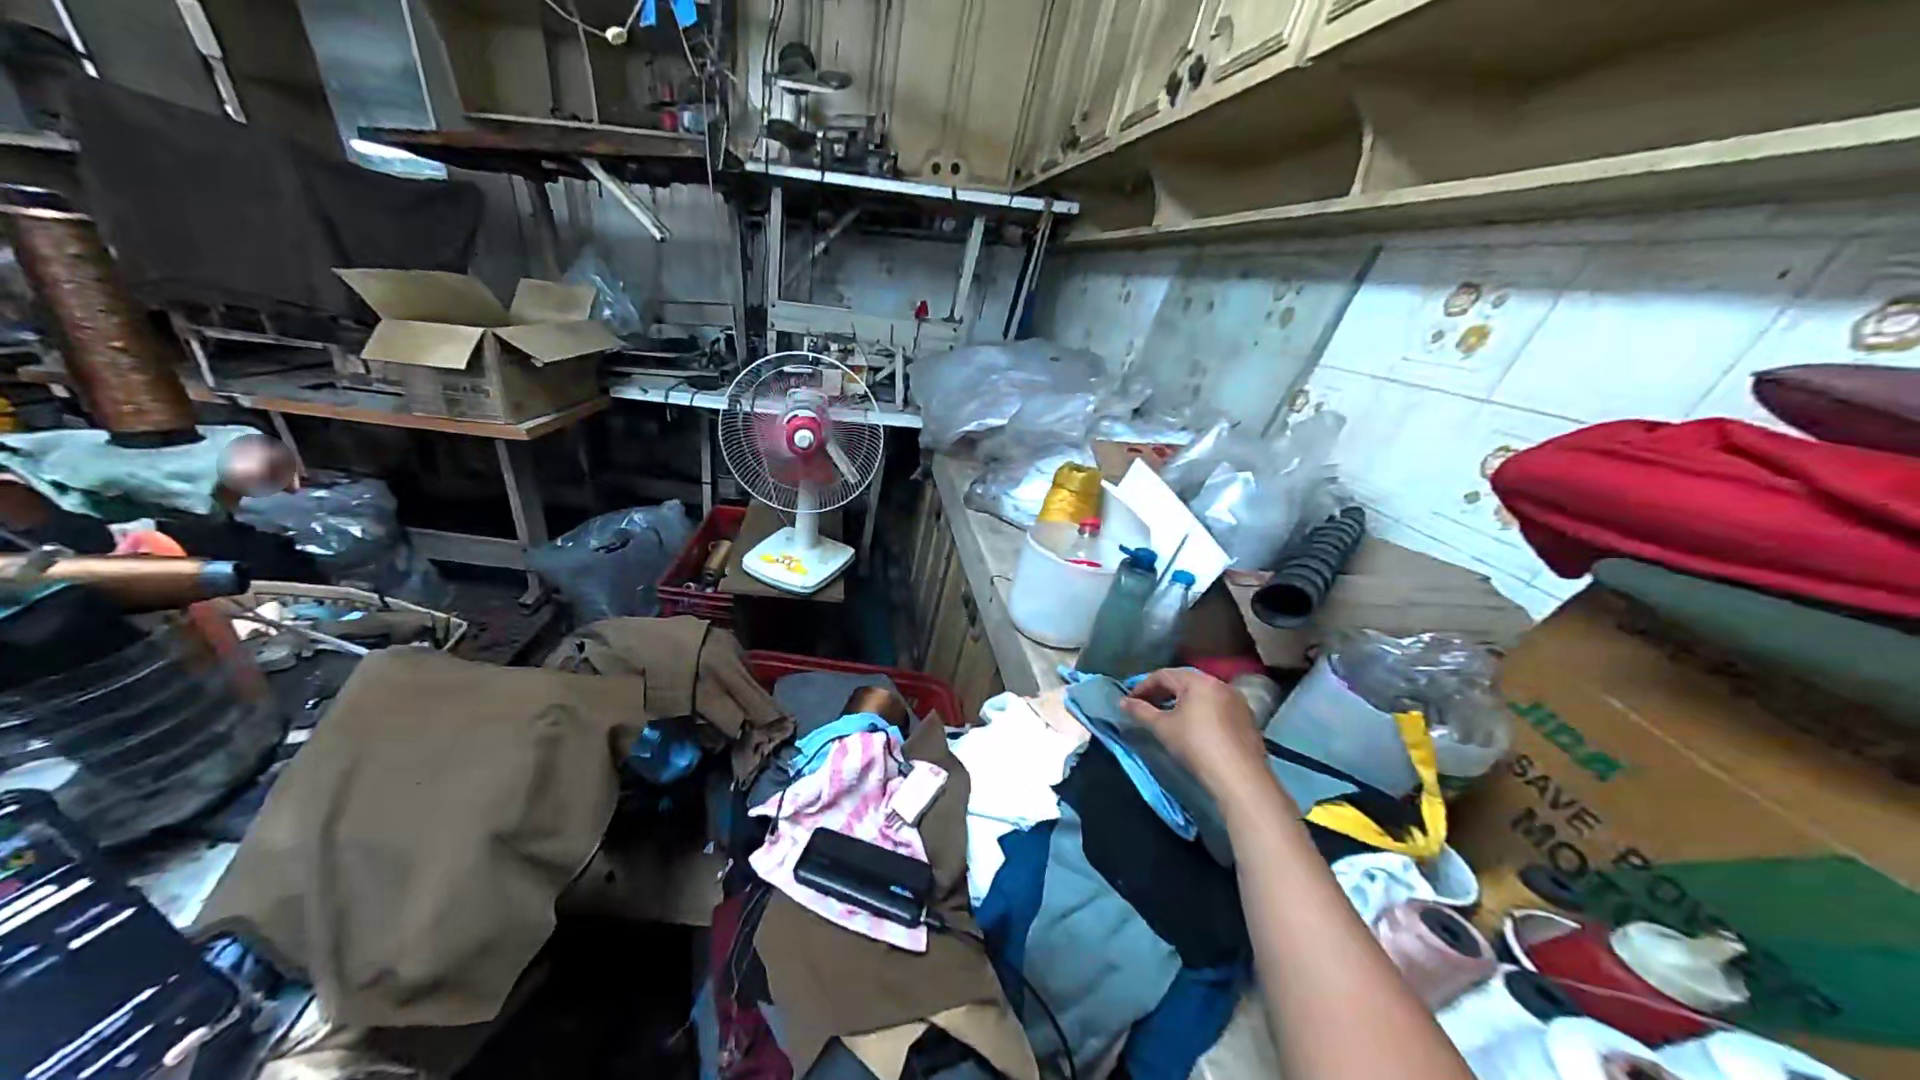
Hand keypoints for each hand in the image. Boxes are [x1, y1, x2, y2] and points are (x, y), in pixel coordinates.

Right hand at [1120, 668, 1290, 812]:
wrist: (1240, 777)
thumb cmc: (1196, 745)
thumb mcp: (1162, 728)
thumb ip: (1140, 711)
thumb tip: (1122, 702)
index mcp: (1199, 681)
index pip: (1164, 675)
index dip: (1142, 687)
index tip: (1129, 702)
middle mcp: (1220, 684)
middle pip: (1184, 681)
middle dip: (1162, 692)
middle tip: (1145, 707)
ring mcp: (1237, 701)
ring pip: (1202, 694)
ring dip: (1181, 702)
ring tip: (1167, 717)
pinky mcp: (1247, 719)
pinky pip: (1216, 707)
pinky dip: (1200, 711)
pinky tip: (1193, 728)